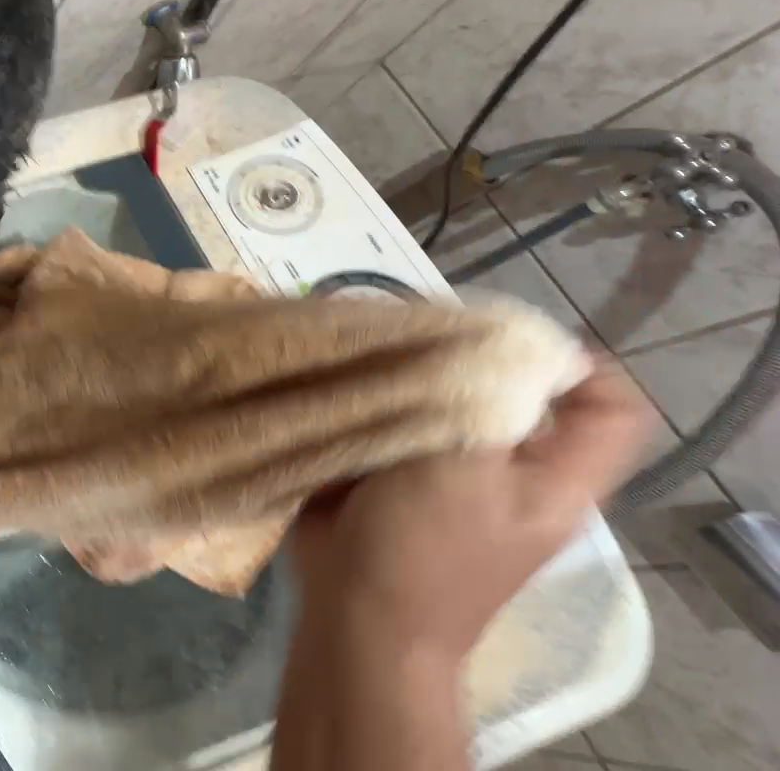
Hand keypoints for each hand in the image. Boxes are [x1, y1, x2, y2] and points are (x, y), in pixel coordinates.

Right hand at [292, 362, 651, 662]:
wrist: (357, 612)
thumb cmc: (424, 550)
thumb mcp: (465, 472)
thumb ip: (480, 404)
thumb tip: (487, 339)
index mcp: (551, 476)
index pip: (606, 407)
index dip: (572, 364)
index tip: (500, 332)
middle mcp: (503, 469)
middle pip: (507, 394)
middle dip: (462, 356)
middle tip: (410, 330)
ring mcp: (440, 473)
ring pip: (437, 403)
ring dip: (403, 375)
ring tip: (362, 346)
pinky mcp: (384, 474)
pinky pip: (385, 421)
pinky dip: (364, 398)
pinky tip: (334, 379)